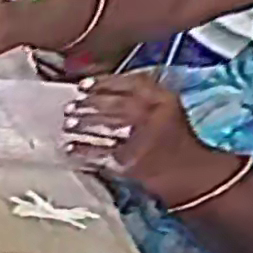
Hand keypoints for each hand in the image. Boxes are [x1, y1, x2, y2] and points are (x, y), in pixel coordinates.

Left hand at [62, 73, 240, 205]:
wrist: (186, 169)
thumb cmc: (170, 139)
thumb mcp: (164, 111)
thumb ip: (141, 100)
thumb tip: (102, 94)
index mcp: (166, 99)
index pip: (134, 83)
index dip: (106, 82)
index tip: (82, 84)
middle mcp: (156, 115)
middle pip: (118, 104)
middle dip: (91, 104)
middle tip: (69, 106)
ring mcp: (143, 138)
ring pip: (109, 127)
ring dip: (85, 124)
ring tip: (67, 125)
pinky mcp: (129, 160)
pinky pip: (100, 154)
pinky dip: (82, 151)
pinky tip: (67, 149)